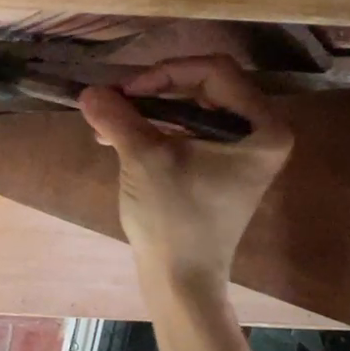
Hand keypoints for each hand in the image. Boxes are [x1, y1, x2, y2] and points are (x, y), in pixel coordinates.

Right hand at [78, 56, 292, 291]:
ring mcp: (241, 153)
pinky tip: (119, 141)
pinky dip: (154, 132)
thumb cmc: (173, 218)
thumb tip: (87, 91)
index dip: (165, 73)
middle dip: (153, 92)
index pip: (215, 72)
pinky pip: (187, 134)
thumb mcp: (144, 160)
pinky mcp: (219, 169)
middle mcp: (260, 134)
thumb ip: (118, 118)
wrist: (180, 278)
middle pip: (203, 88)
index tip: (125, 91)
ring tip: (108, 125)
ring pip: (190, 111)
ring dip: (147, 112)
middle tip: (114, 103)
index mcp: (262, 127)